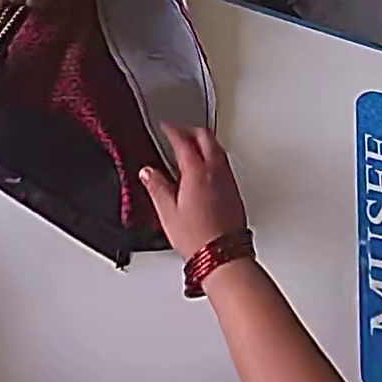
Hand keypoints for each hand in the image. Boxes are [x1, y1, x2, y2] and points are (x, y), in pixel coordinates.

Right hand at [139, 125, 248, 259]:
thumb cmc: (198, 237)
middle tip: (178, 130)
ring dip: (204, 140)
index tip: (165, 125)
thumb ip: (157, 186)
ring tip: (191, 144)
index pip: (184, 140)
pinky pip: (224, 162)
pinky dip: (213, 155)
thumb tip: (148, 172)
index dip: (173, 129)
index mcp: (197, 170)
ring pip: (217, 147)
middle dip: (191, 129)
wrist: (223, 256)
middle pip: (206, 136)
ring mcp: (227, 179)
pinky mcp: (234, 190)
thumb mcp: (168, 211)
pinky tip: (206, 166)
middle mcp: (215, 170)